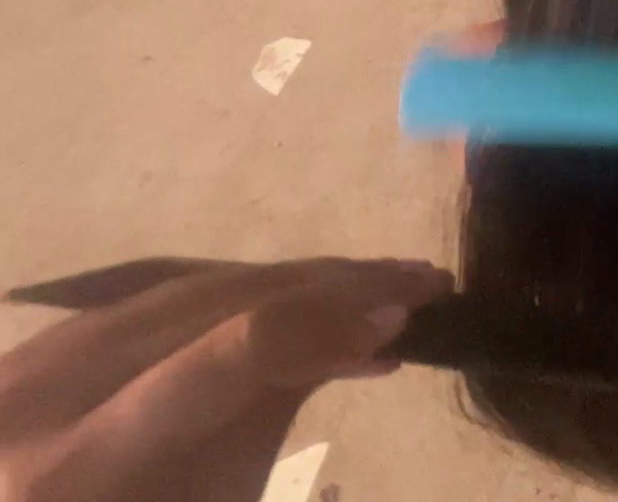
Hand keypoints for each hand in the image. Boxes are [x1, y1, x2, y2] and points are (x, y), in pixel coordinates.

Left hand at [0, 258, 449, 500]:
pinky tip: (324, 291)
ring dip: (320, 277)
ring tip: (393, 277)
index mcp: (80, 462)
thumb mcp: (214, 496)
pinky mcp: (63, 331)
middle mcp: (51, 391)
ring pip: (220, 282)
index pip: (236, 352)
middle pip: (234, 301)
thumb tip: (376, 326)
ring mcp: (48, 350)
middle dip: (347, 285)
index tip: (410, 313)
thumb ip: (280, 409)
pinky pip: (192, 286)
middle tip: (430, 281)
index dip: (334, 322)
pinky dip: (269, 286)